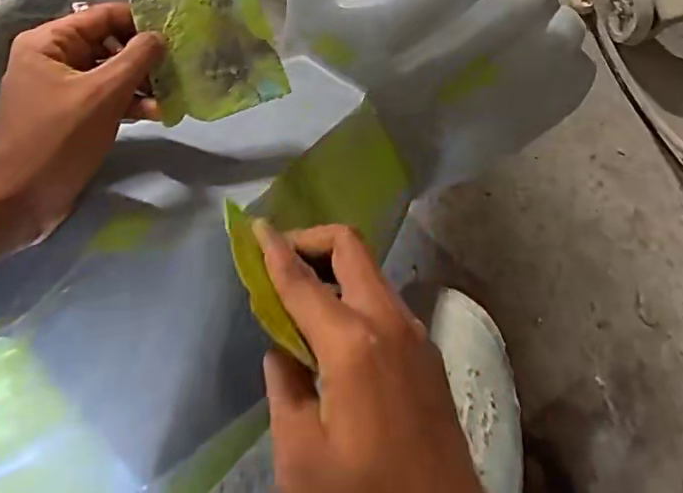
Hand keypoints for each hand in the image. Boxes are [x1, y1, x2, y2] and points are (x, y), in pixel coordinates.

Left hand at [0, 3, 162, 240]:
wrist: (15, 202)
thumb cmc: (57, 140)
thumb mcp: (102, 95)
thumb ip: (135, 59)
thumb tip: (159, 36)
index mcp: (49, 42)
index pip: (103, 16)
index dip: (140, 21)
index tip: (175, 33)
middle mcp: (51, 57)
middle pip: (107, 43)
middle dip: (143, 56)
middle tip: (177, 68)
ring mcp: (59, 87)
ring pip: (108, 72)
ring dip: (139, 82)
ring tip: (170, 94)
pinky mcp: (69, 114)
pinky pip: (103, 97)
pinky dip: (127, 102)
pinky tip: (155, 113)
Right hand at [258, 222, 480, 492]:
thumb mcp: (302, 455)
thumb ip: (284, 387)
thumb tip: (283, 349)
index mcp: (353, 342)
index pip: (302, 278)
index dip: (273, 249)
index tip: (254, 227)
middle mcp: (389, 321)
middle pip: (349, 246)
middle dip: (310, 240)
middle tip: (279, 258)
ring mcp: (416, 335)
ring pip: (370, 271)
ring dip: (333, 267)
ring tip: (301, 297)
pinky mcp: (428, 354)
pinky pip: (384, 301)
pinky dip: (353, 294)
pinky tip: (334, 331)